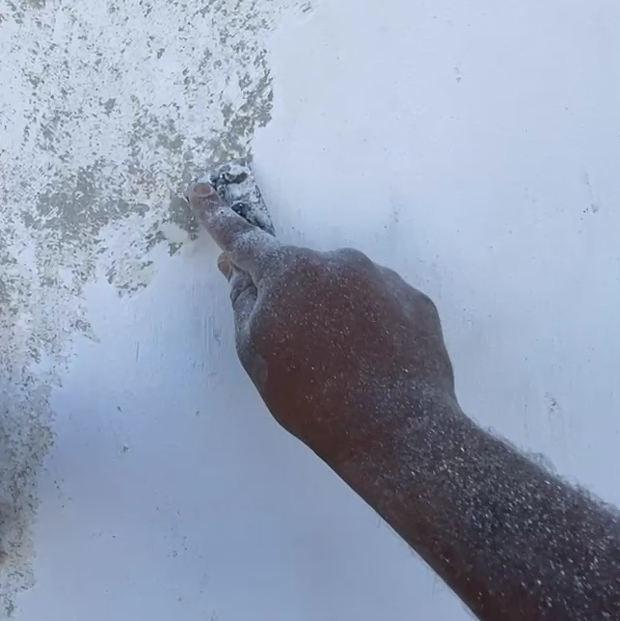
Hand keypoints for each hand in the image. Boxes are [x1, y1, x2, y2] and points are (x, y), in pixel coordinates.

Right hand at [191, 181, 459, 463]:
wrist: (394, 429)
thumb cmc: (308, 393)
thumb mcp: (254, 352)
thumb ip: (244, 304)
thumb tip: (239, 272)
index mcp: (290, 271)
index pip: (243, 239)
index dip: (218, 217)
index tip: (203, 191)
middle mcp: (337, 261)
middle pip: (300, 271)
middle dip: (290, 296)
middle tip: (295, 345)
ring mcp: (382, 278)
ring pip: (342, 286)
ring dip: (332, 311)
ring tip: (341, 362)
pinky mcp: (416, 301)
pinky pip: (379, 303)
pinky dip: (368, 323)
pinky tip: (371, 361)